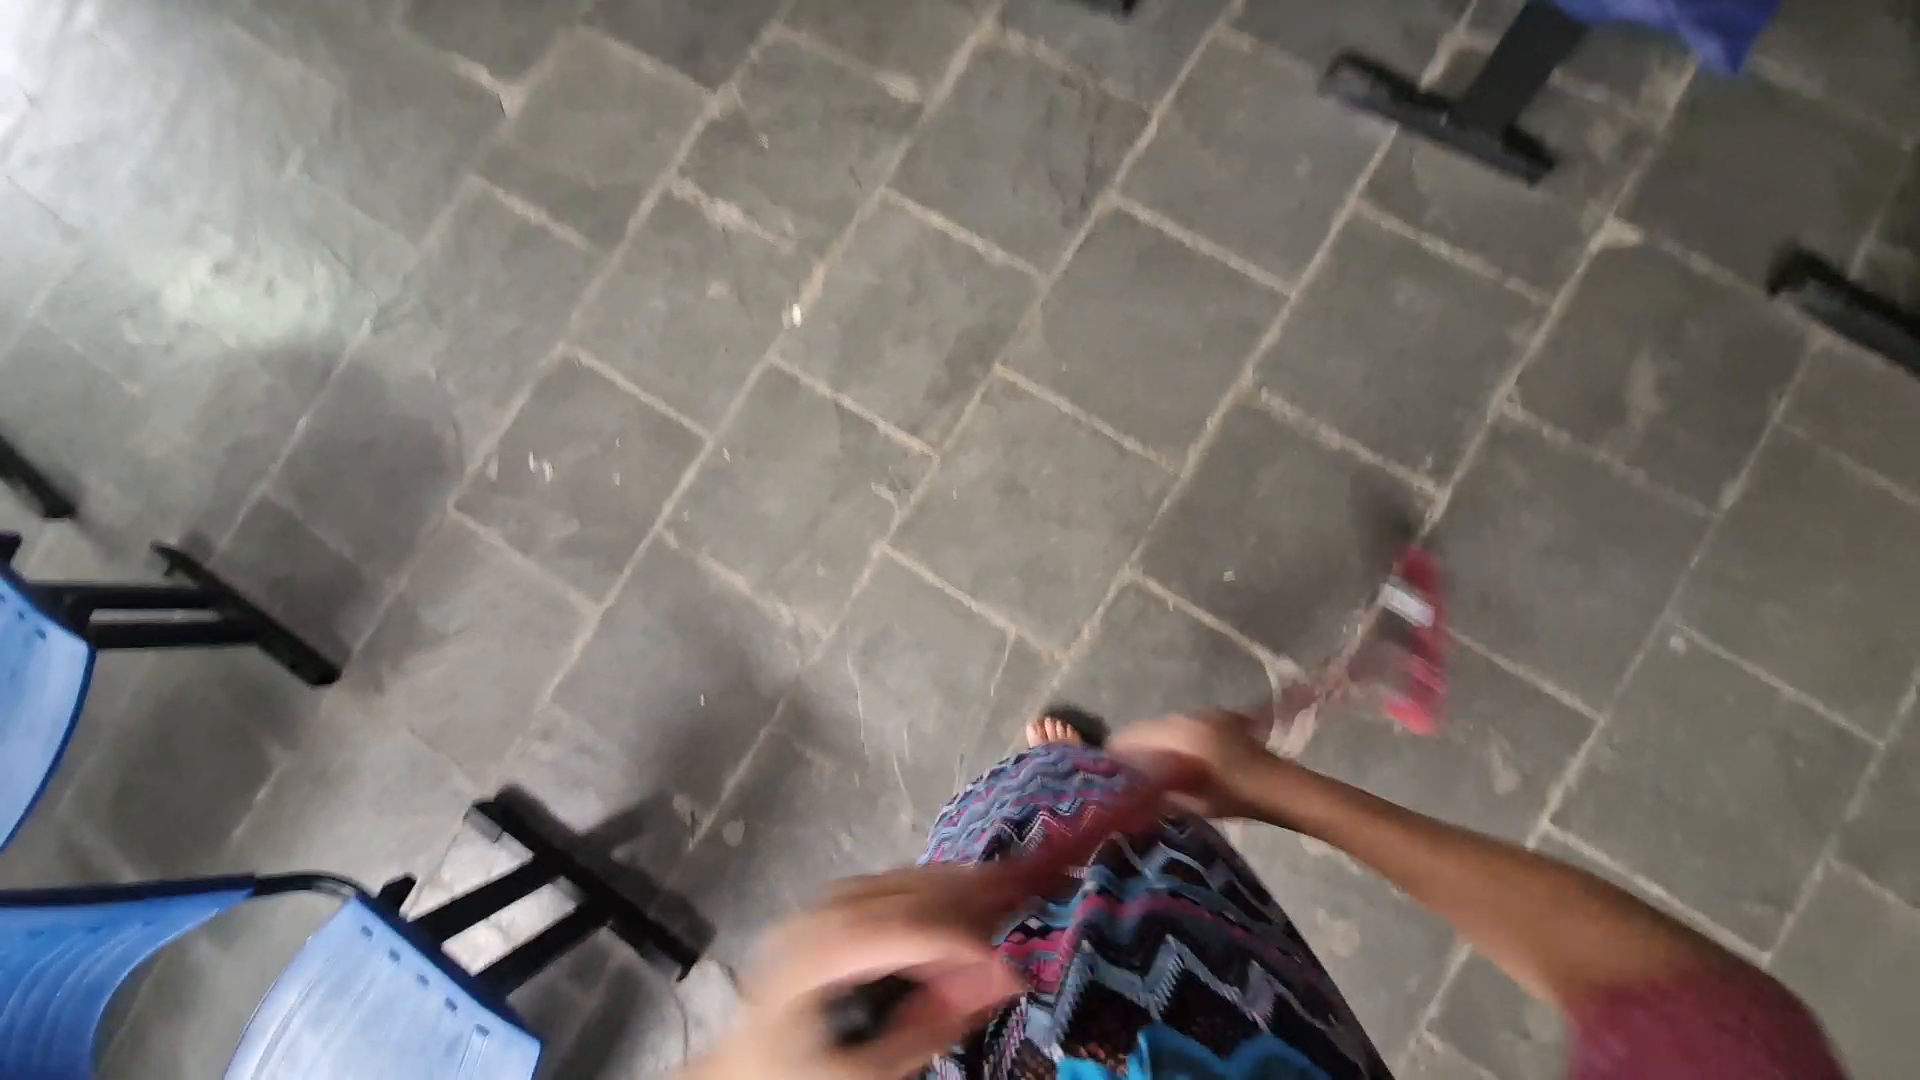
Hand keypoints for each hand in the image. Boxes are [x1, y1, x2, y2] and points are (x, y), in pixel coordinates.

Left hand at [687, 865, 1027, 1079]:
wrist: (747, 1068)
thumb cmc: (804, 1073)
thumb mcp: (868, 1068)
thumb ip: (935, 1021)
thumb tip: (1003, 977)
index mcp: (816, 954)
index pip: (898, 928)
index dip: (958, 937)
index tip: (1004, 960)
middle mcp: (819, 913)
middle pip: (907, 891)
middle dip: (974, 891)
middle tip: (1033, 888)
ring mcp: (825, 902)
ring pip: (907, 879)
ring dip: (962, 884)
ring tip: (1014, 888)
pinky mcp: (837, 903)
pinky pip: (898, 884)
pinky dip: (940, 889)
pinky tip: (970, 899)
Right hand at [1107, 708, 1289, 819]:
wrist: (1283, 789)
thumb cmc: (1237, 800)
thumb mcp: (1192, 804)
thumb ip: (1159, 791)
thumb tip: (1132, 790)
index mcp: (1179, 737)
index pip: (1134, 736)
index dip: (1117, 751)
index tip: (1107, 767)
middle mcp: (1188, 718)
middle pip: (1148, 728)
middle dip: (1136, 746)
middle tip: (1127, 770)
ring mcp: (1205, 715)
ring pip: (1166, 725)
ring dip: (1156, 741)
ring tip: (1152, 765)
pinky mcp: (1218, 717)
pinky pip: (1185, 725)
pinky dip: (1175, 738)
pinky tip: (1179, 758)